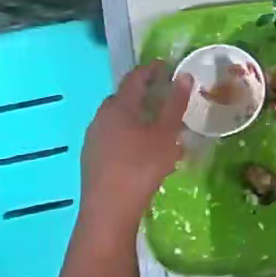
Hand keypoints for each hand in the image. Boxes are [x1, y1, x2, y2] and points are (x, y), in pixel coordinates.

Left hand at [78, 62, 192, 231]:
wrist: (109, 209)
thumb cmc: (141, 167)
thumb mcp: (166, 135)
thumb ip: (175, 104)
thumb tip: (184, 76)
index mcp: (119, 106)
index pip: (135, 78)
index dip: (151, 70)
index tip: (167, 67)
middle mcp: (101, 117)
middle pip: (123, 98)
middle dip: (143, 94)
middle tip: (164, 97)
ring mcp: (93, 138)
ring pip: (118, 119)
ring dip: (136, 117)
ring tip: (157, 127)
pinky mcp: (91, 157)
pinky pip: (113, 137)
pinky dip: (129, 135)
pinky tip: (142, 151)